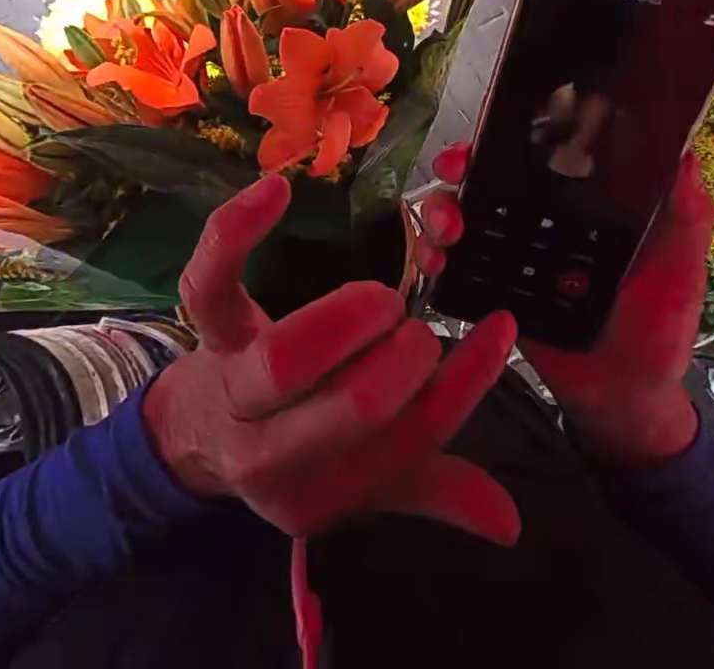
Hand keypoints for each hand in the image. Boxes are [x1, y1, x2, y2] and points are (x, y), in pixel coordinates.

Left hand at [143, 173, 521, 544]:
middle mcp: (276, 450)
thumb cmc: (305, 449)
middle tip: (415, 331)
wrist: (202, 442)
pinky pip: (213, 282)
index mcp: (329, 484)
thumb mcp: (371, 481)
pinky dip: (237, 233)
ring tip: (378, 301)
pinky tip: (278, 190)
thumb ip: (439, 492)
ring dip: (353, 315)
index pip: (418, 435)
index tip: (501, 324)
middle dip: (408, 356)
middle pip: (358, 404)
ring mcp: (238, 385)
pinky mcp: (210, 332)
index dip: (470, 379)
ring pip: (291, 356)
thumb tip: (511, 523)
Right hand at [415, 145, 713, 468]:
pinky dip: (437, 257)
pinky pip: (459, 265)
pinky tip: (437, 263)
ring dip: (443, 209)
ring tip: (449, 229)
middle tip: (457, 170)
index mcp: (591, 205)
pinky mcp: (497, 290)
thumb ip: (687, 219)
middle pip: (496, 177)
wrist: (623, 396)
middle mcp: (550, 221)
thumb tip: (687, 159)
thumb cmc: (660, 328)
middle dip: (467, 164)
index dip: (523, 133)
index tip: (504, 125)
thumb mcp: (682, 269)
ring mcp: (519, 255)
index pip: (550, 154)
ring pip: (468, 214)